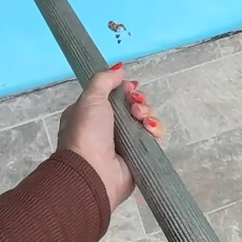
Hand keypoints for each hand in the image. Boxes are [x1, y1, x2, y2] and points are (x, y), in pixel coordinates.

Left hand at [56, 64, 166, 212]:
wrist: (92, 173)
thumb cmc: (87, 133)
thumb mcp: (90, 99)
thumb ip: (103, 81)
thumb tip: (119, 68)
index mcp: (91, 112)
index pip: (114, 95)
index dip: (126, 89)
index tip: (131, 88)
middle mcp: (107, 127)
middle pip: (132, 106)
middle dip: (138, 102)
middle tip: (136, 107)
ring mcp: (123, 142)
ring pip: (144, 121)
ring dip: (147, 115)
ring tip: (142, 120)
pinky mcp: (138, 156)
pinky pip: (152, 139)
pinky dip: (154, 132)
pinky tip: (151, 130)